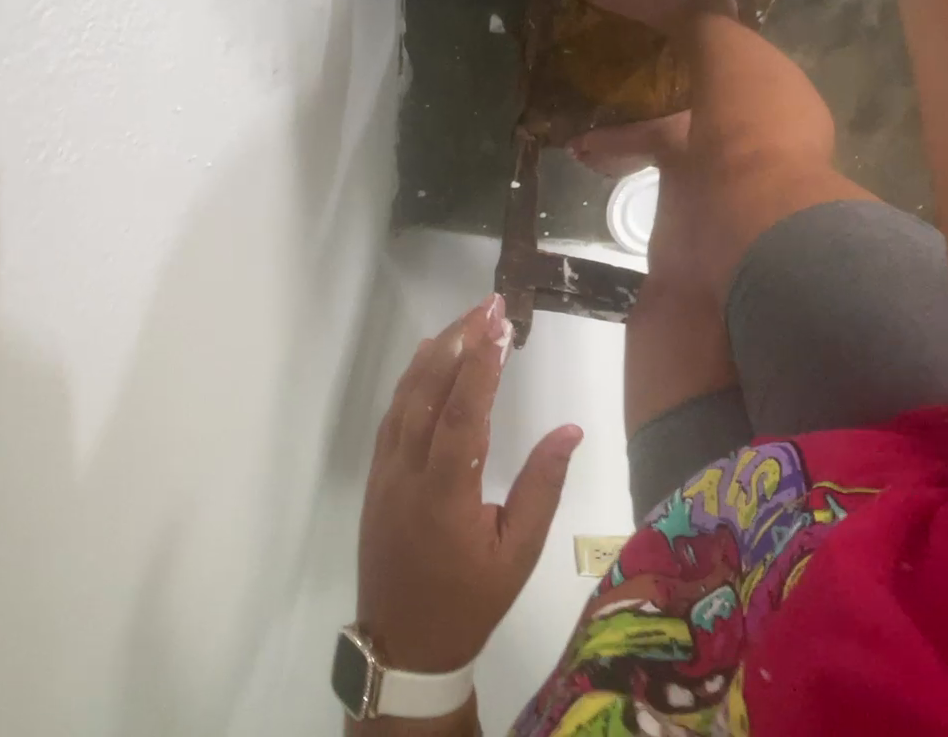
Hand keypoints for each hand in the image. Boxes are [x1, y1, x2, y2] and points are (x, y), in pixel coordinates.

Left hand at [356, 295, 583, 675]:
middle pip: (429, 392)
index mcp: (445, 494)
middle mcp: (408, 472)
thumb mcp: (519, 554)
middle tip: (488, 304)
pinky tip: (428, 359)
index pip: (464, 414)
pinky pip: (392, 415)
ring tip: (465, 321)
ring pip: (405, 398)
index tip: (501, 323)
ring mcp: (386, 470)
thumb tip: (569, 431)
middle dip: (460, 342)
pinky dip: (411, 380)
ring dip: (434, 354)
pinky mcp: (377, 474)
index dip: (483, 366)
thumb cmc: (470, 600)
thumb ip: (542, 488)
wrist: (404, 642)